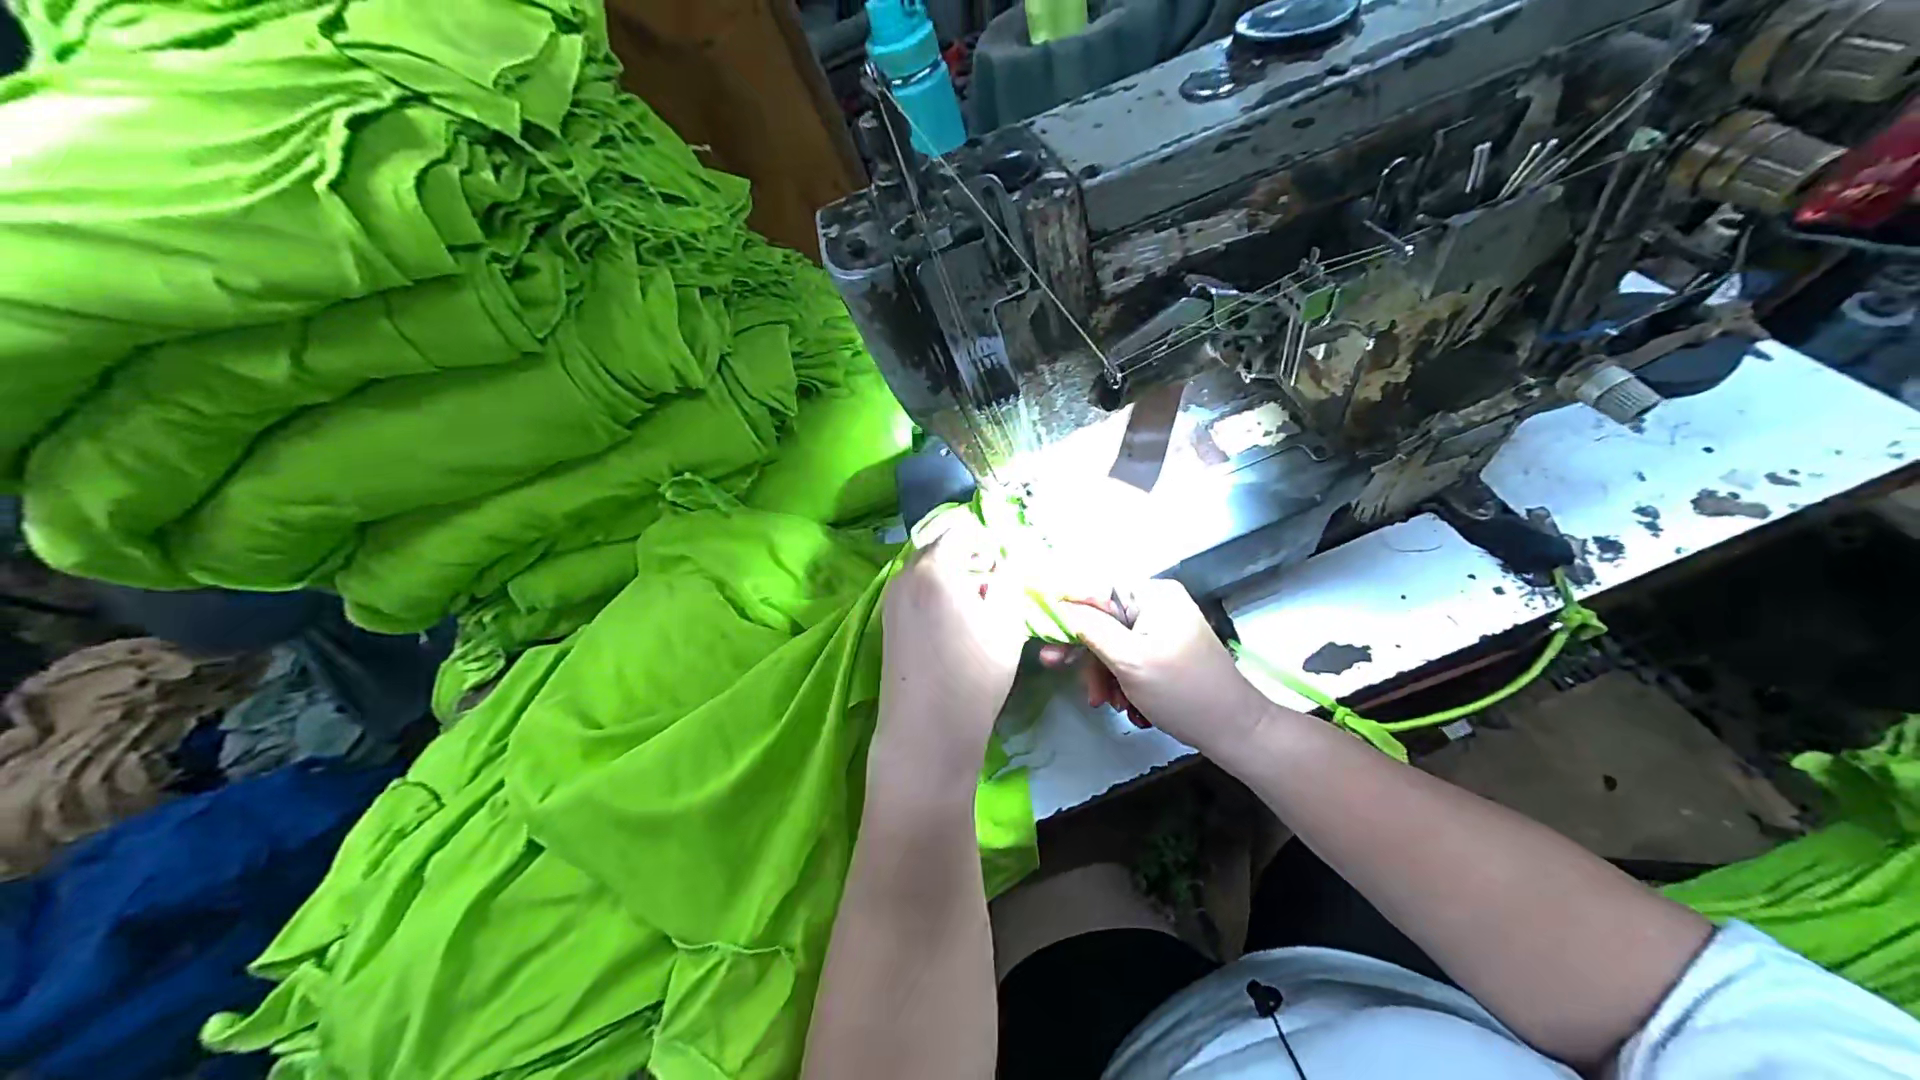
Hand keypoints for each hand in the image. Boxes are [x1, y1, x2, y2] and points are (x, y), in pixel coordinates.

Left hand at [876, 519, 1029, 776]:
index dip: (988, 539)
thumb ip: (1007, 579)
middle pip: (940, 543)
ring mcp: (890, 596)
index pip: (963, 529)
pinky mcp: (887, 618)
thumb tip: (999, 561)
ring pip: (927, 566)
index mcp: (934, 568)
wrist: (926, 730)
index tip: (1006, 563)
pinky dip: (937, 589)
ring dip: (953, 572)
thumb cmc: (973, 676)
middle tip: (995, 582)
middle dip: (969, 553)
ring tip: (978, 604)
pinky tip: (956, 619)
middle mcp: (904, 574)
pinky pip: (916, 586)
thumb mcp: (1008, 623)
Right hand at [1049, 579, 1277, 752]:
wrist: (1235, 731)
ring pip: (1109, 642)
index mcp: (1152, 594)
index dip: (1063, 608)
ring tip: (1108, 703)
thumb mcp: (1130, 660)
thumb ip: (1090, 628)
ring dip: (1101, 673)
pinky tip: (1125, 704)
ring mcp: (1160, 626)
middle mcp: (1156, 602)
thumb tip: (1055, 602)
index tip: (1040, 632)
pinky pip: (1126, 655)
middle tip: (1056, 669)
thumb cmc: (1183, 692)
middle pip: (1100, 617)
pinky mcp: (1162, 649)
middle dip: (1084, 651)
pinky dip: (1119, 679)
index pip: (1093, 588)